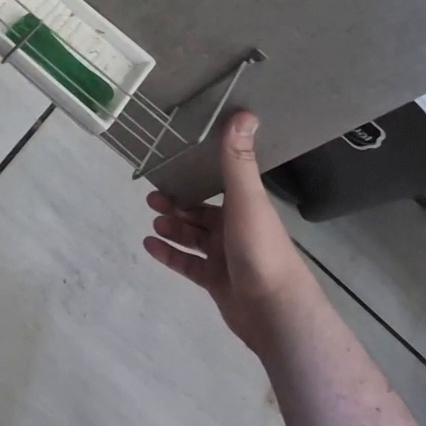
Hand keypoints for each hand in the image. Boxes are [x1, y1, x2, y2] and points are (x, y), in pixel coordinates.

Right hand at [144, 111, 316, 355]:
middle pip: (201, 211)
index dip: (193, 178)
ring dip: (172, 227)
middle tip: (152, 200)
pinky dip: (168, 254)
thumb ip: (237, 159)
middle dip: (176, 204)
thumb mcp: (247, 199)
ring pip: (192, 236)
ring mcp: (225, 257)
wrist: (275, 312)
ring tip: (153, 223)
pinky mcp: (215, 282)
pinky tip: (149, 246)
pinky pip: (186, 263)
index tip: (169, 170)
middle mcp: (236, 229)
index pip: (217, 185)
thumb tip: (245, 112)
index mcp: (245, 207)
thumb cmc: (261, 249)